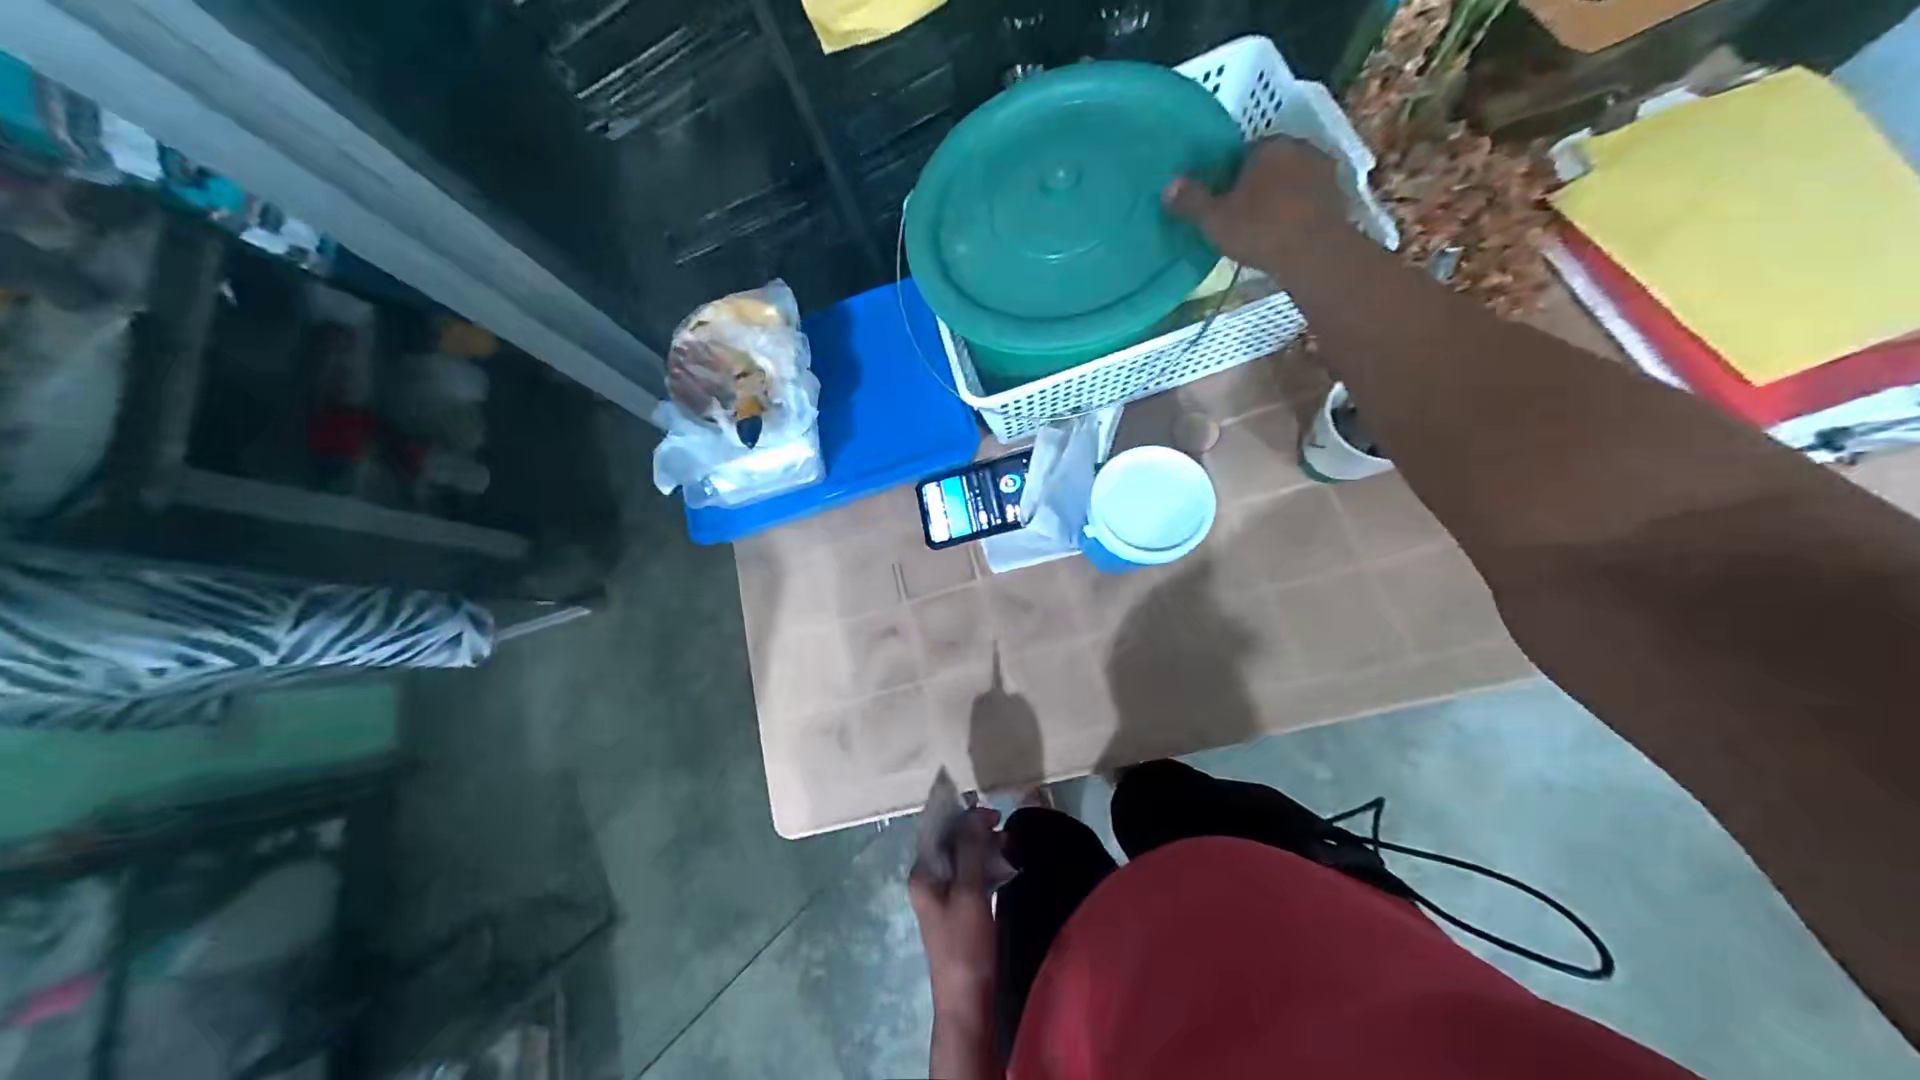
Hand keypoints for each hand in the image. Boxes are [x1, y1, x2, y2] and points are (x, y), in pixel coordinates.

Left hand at [908, 806, 1001, 1013]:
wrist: (968, 1003)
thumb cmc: (965, 947)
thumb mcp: (969, 893)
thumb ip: (970, 850)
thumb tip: (974, 812)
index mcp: (922, 874)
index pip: (938, 829)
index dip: (963, 814)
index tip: (993, 811)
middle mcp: (929, 880)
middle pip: (951, 841)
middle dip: (977, 830)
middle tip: (1006, 828)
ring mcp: (944, 895)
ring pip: (964, 858)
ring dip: (985, 847)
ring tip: (1010, 845)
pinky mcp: (960, 909)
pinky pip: (972, 875)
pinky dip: (987, 866)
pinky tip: (1007, 866)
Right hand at [1163, 136, 1349, 277]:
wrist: (1315, 253)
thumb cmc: (1260, 230)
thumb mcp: (1215, 220)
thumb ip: (1192, 201)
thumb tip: (1168, 186)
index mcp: (1268, 145)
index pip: (1243, 152)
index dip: (1229, 175)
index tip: (1221, 198)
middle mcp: (1300, 147)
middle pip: (1270, 163)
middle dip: (1257, 183)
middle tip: (1239, 213)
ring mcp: (1324, 170)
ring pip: (1291, 180)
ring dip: (1279, 196)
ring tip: (1262, 225)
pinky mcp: (1339, 196)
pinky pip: (1308, 198)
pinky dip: (1297, 210)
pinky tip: (1284, 232)